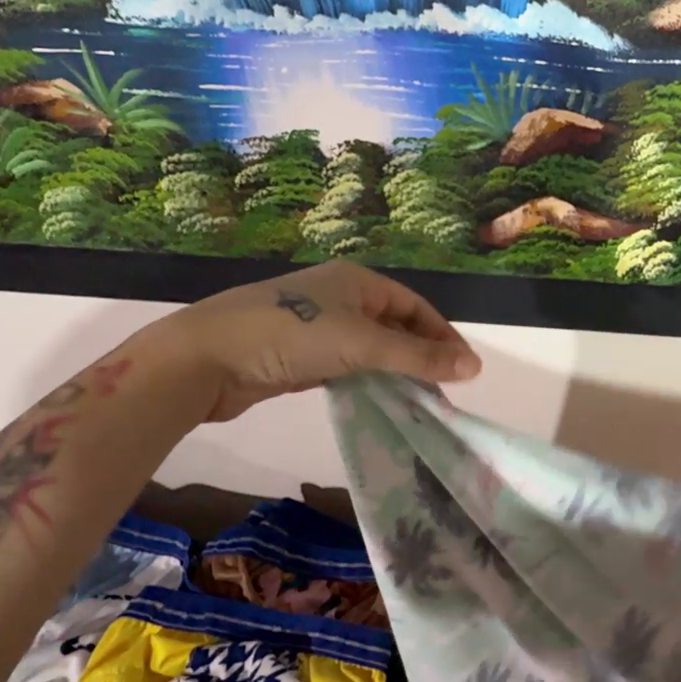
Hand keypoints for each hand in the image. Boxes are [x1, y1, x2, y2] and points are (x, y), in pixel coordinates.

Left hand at [131, 261, 481, 424]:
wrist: (204, 357)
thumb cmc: (290, 335)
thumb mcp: (362, 344)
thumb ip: (418, 358)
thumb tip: (476, 368)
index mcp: (357, 281)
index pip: (415, 306)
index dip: (441, 335)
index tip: (464, 368)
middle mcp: (339, 297)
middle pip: (394, 326)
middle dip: (419, 355)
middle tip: (442, 390)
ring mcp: (315, 326)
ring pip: (368, 348)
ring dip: (393, 371)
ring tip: (416, 401)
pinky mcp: (295, 355)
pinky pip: (344, 366)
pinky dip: (364, 380)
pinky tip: (376, 400)